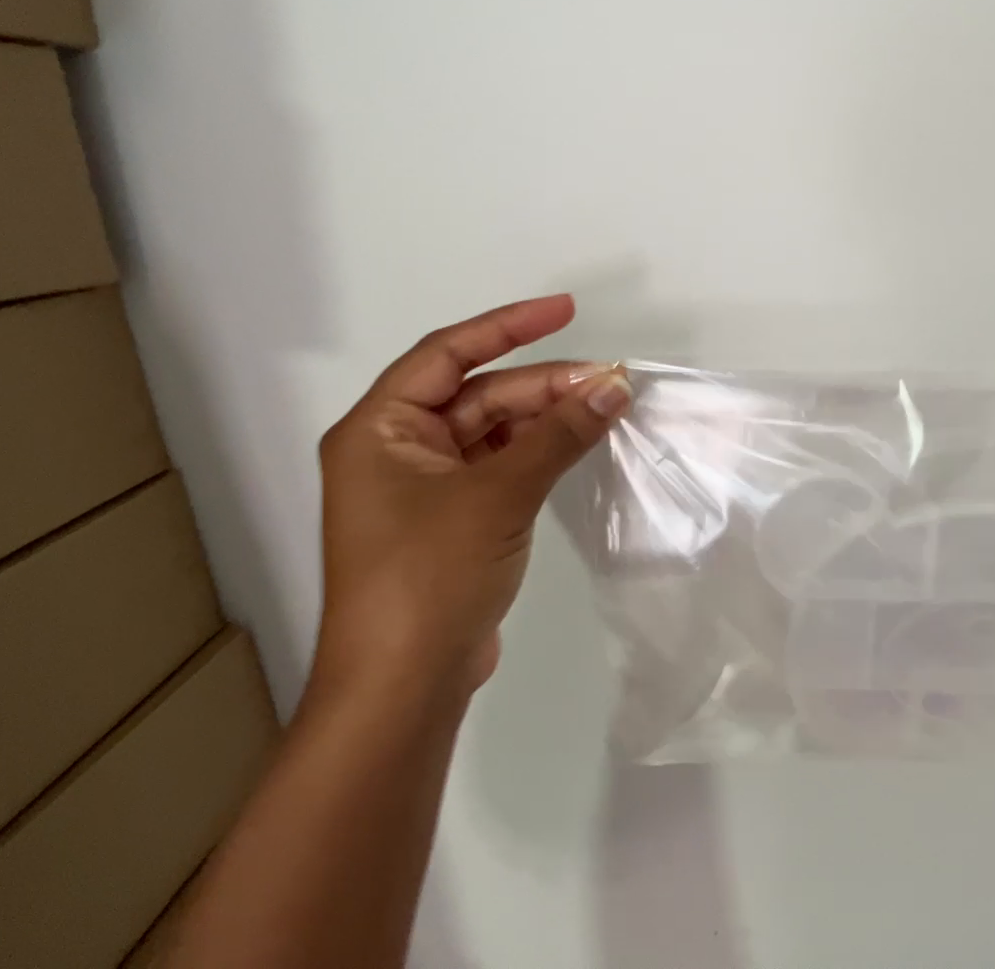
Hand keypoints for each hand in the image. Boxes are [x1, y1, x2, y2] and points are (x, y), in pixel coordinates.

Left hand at [313, 294, 630, 697]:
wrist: (405, 682)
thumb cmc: (430, 575)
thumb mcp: (498, 495)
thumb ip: (558, 435)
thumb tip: (615, 386)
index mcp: (380, 429)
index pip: (447, 354)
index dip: (509, 326)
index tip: (567, 312)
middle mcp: (396, 451)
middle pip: (478, 396)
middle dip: (542, 386)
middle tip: (610, 384)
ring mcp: (424, 491)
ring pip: (493, 434)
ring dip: (545, 422)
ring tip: (605, 412)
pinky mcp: (452, 524)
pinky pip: (499, 470)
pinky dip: (538, 457)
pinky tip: (579, 450)